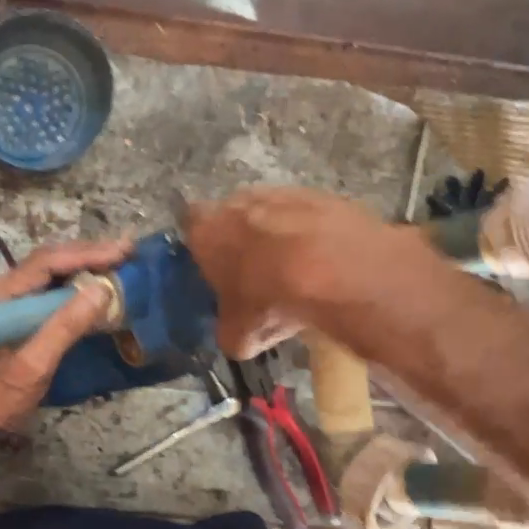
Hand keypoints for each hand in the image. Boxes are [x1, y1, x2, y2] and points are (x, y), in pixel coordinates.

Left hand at [0, 240, 132, 433]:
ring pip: (49, 275)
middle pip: (46, 262)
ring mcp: (7, 307)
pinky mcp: (17, 320)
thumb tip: (101, 289)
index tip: (122, 252)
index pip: (44, 263)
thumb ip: (65, 327)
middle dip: (87, 255)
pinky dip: (74, 287)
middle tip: (127, 251)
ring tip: (117, 262)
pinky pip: (48, 293)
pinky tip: (96, 287)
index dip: (85, 254)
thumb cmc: (3, 399)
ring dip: (82, 267)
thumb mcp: (35, 366)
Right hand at [183, 188, 428, 357]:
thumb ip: (228, 328)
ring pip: (271, 211)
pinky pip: (308, 215)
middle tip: (252, 269)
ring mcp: (282, 193)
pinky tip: (323, 260)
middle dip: (239, 236)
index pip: (191, 225)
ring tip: (293, 267)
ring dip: (277, 233)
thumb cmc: (269, 300)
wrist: (338, 271)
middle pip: (231, 215)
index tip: (213, 264)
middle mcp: (237, 202)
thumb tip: (236, 334)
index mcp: (206, 231)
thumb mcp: (239, 335)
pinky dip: (312, 233)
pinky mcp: (323, 194)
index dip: (202, 244)